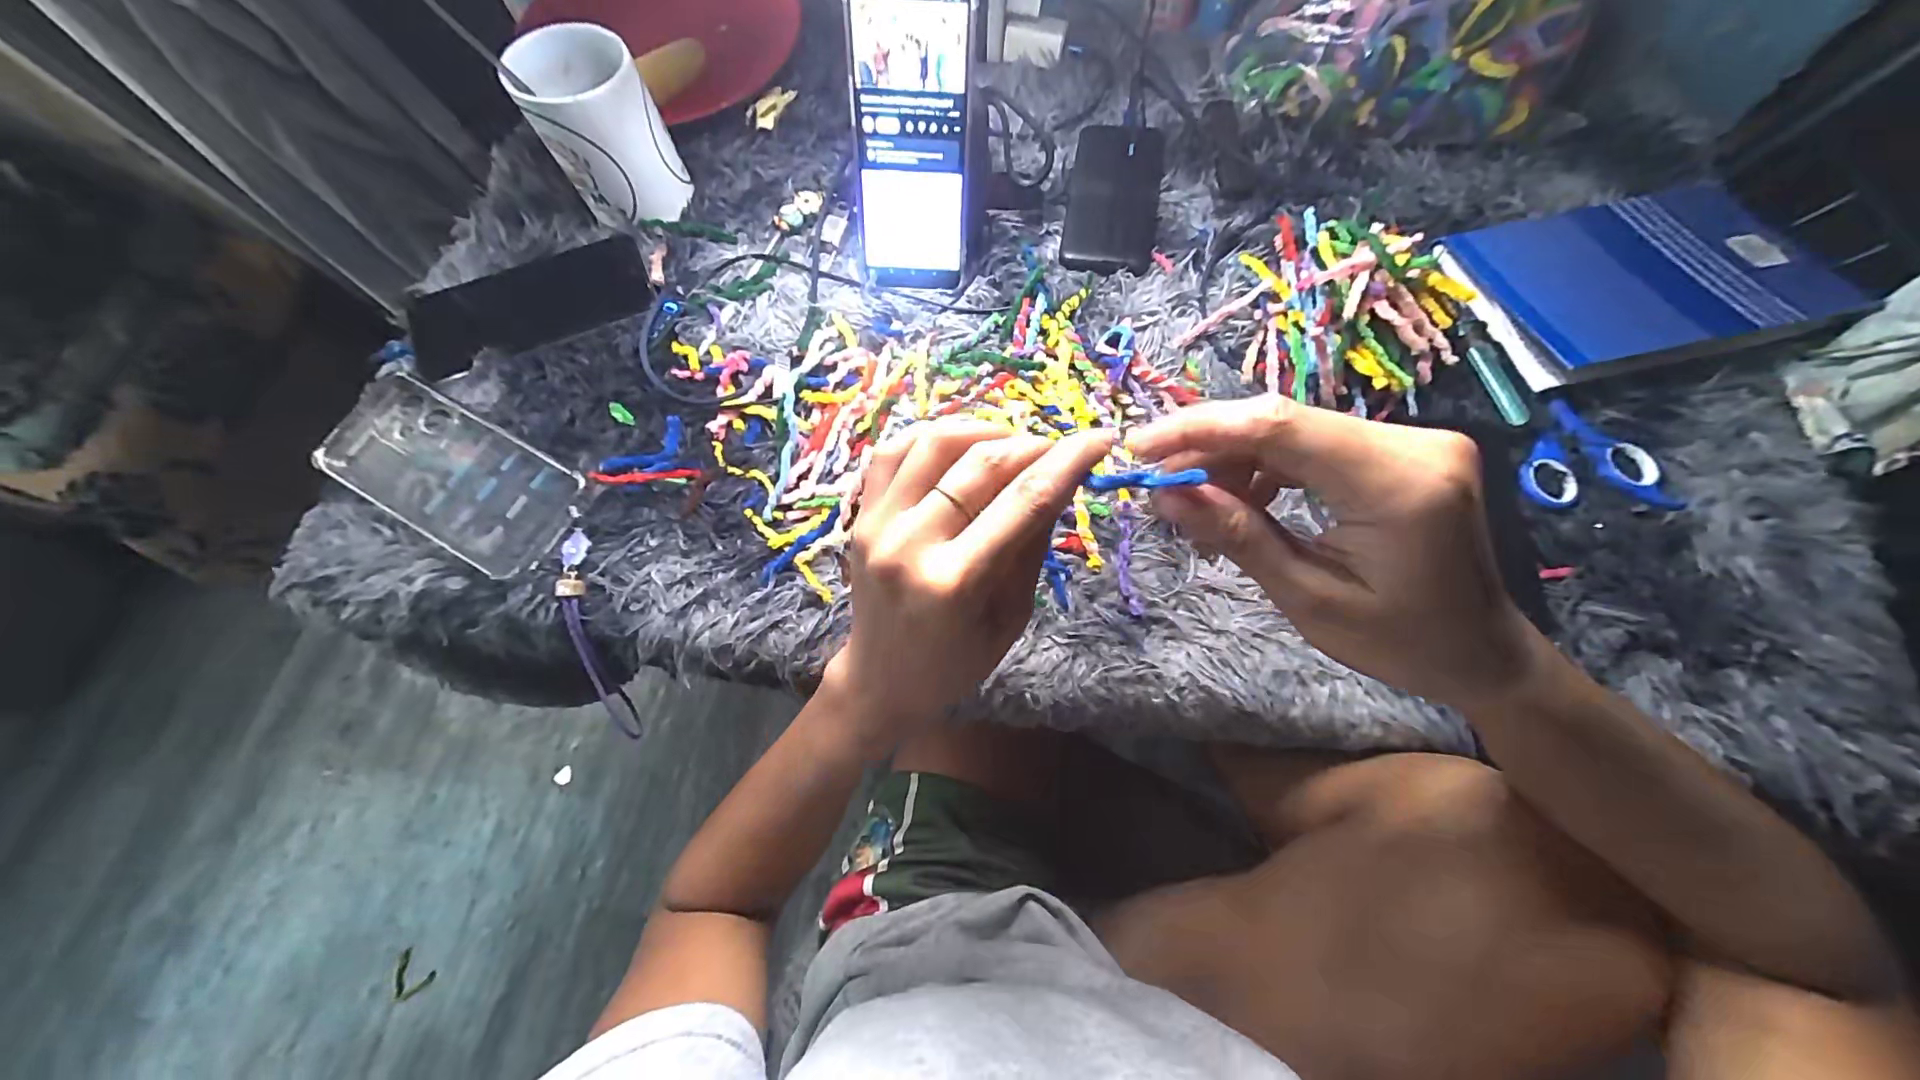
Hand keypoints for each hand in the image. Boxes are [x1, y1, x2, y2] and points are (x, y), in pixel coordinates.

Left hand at [825, 420, 1115, 746]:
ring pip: (933, 442)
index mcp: (954, 582)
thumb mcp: (1010, 615)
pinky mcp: (859, 516)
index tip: (1099, 439)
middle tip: (1057, 448)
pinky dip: (932, 435)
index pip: (1022, 501)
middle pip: (980, 463)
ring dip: (983, 429)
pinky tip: (961, 446)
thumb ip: (1031, 544)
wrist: (880, 680)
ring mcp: (875, 524)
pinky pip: (892, 450)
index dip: (1067, 461)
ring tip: (1011, 444)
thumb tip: (1061, 480)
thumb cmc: (955, 662)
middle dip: (1030, 444)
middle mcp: (909, 543)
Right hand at [1129, 395, 1541, 709]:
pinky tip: (1241, 497)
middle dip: (1208, 445)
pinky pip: (1313, 443)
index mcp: (1396, 482)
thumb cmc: (1401, 642)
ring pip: (1292, 429)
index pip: (1278, 426)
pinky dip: (1265, 465)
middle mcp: (1411, 442)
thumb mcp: (1308, 598)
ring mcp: (1410, 440)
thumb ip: (1238, 536)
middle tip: (1157, 479)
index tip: (1140, 448)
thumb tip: (1166, 495)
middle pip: (1282, 420)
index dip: (1199, 429)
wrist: (1483, 652)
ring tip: (1196, 500)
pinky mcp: (1399, 450)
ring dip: (1233, 458)